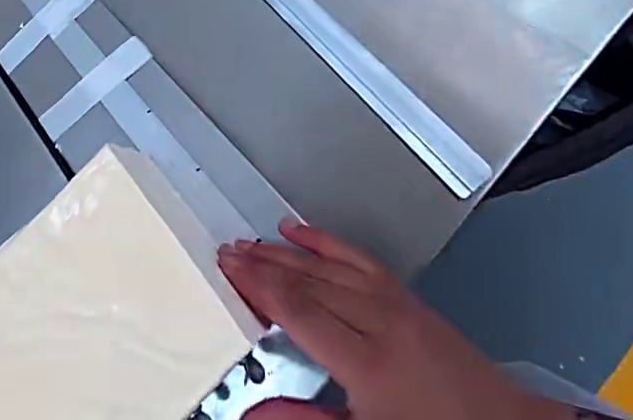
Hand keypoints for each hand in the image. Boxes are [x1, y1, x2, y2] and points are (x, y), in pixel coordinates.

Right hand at [219, 221, 569, 419]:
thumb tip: (253, 414)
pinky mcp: (405, 296)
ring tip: (249, 244)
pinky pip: (356, 256)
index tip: (228, 270)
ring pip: (324, 264)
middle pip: (305, 280)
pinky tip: (299, 229)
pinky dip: (323, 239)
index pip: (297, 309)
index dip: (257, 286)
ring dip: (282, 251)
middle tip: (227, 253)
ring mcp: (395, 304)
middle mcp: (380, 323)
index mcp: (370, 365)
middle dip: (261, 264)